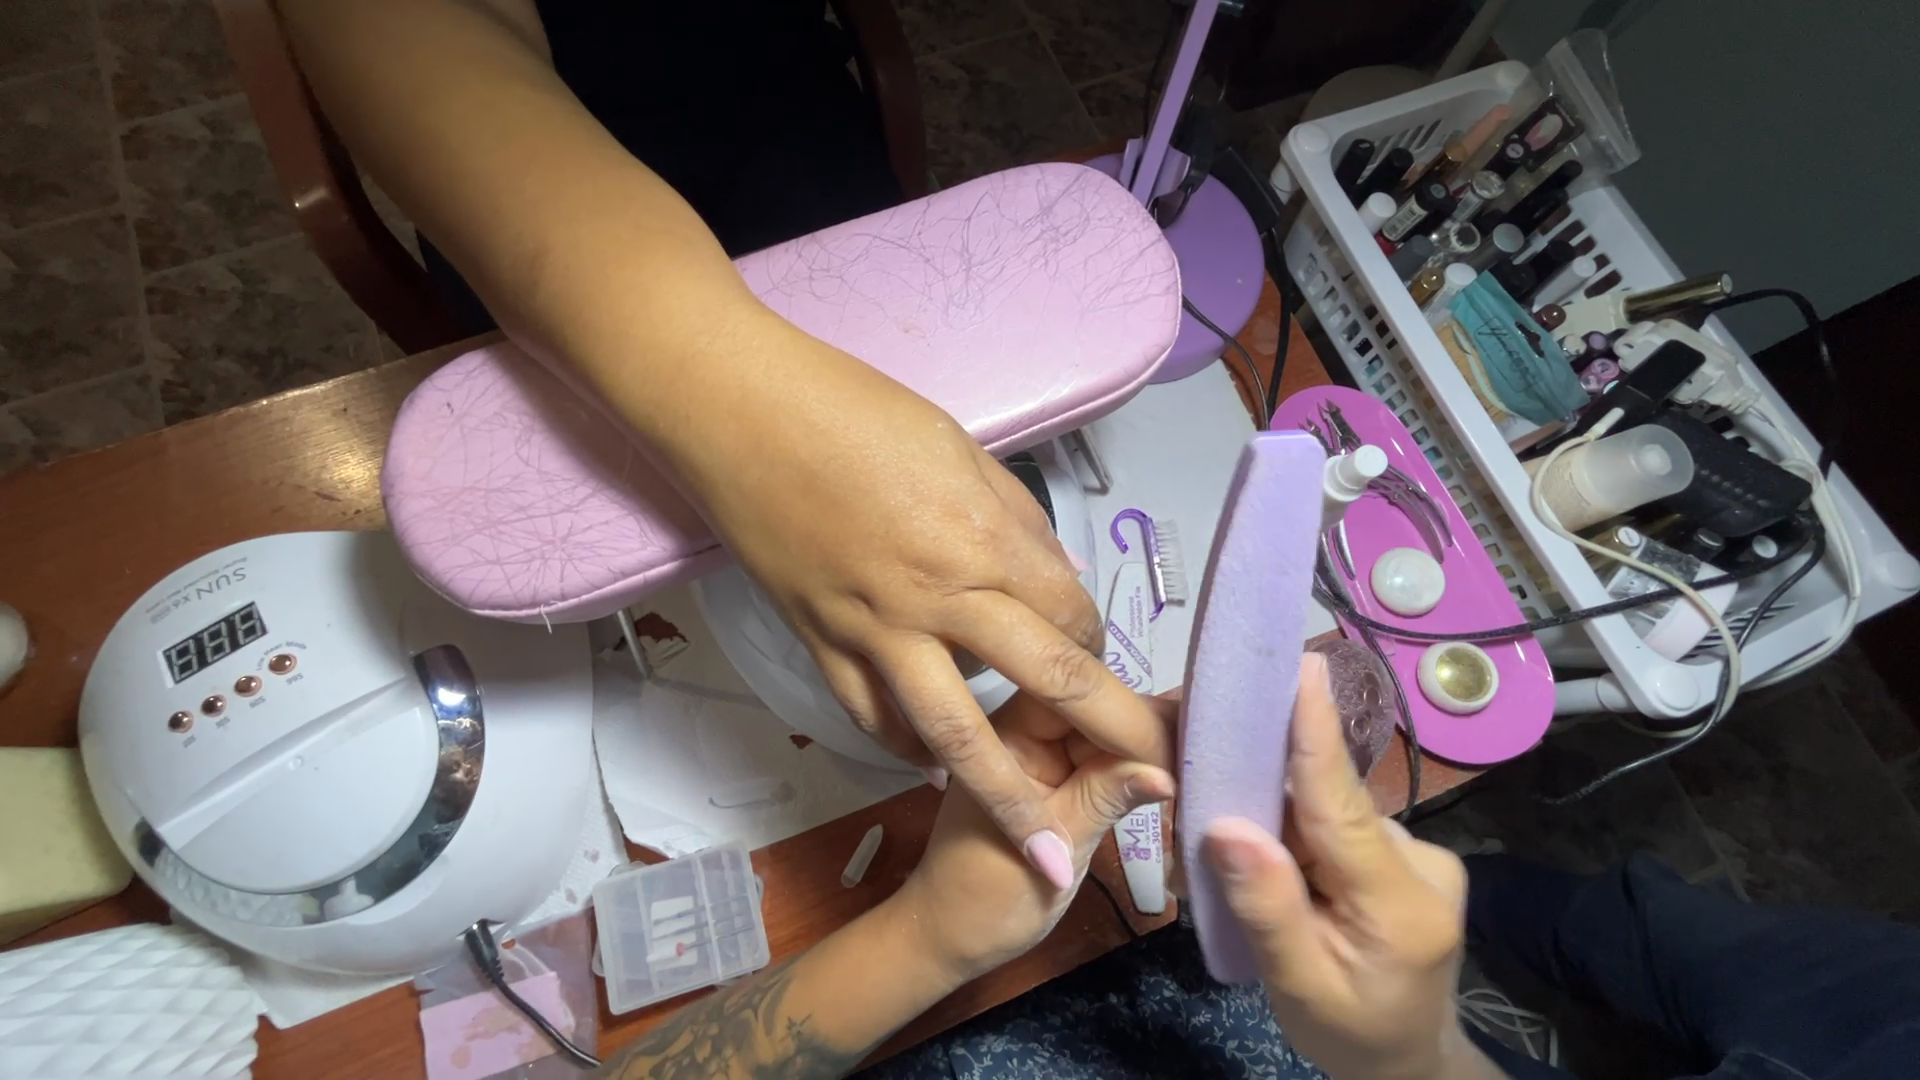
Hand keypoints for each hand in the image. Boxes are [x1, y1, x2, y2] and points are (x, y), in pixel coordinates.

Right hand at [671, 324, 1171, 890]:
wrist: (740, 414)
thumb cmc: (856, 410)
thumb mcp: (957, 447)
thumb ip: (1014, 518)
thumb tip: (1054, 574)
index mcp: (980, 538)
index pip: (1066, 612)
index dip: (1096, 639)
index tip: (1101, 655)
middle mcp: (938, 599)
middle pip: (1043, 679)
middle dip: (1108, 730)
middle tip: (1153, 770)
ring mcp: (873, 631)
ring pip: (952, 732)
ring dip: (1007, 795)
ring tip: (1044, 846)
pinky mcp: (819, 643)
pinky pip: (868, 715)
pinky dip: (903, 748)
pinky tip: (928, 767)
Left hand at [891, 692, 1177, 982]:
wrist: (950, 936)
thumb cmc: (987, 899)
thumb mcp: (1056, 851)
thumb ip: (1105, 799)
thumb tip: (1167, 770)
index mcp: (1008, 735)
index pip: (1072, 698)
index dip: (1131, 712)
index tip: (1194, 728)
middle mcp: (1023, 729)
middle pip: (1091, 708)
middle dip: (1146, 721)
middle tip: (1212, 732)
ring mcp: (1038, 751)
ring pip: (1100, 731)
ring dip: (1145, 741)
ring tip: (1204, 741)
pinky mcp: (1053, 774)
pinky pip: (1097, 758)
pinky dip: (1131, 763)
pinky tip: (1174, 760)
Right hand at [1202, 653, 1486, 1079]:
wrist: (1406, 1060)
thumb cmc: (1351, 1034)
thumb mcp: (1299, 986)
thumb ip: (1267, 908)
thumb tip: (1226, 826)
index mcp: (1400, 903)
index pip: (1342, 804)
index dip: (1316, 732)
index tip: (1302, 664)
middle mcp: (1417, 861)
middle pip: (1318, 802)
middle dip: (1254, 793)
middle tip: (1194, 797)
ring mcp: (1410, 851)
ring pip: (1315, 809)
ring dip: (1265, 816)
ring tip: (1218, 845)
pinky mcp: (1392, 848)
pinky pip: (1323, 821)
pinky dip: (1284, 830)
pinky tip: (1258, 853)